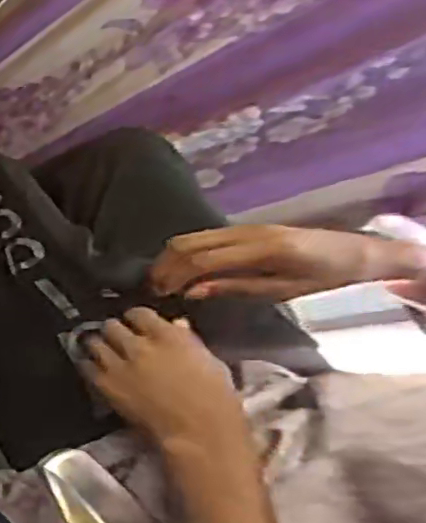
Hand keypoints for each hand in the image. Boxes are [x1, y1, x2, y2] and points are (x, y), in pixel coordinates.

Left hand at [83, 308, 248, 451]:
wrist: (196, 427)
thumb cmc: (214, 395)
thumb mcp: (207, 360)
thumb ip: (185, 340)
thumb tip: (173, 324)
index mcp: (170, 337)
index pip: (139, 313)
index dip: (135, 317)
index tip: (135, 322)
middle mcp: (139, 346)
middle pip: (111, 326)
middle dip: (113, 329)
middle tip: (117, 336)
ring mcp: (117, 364)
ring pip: (94, 342)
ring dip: (98, 344)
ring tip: (103, 349)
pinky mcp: (102, 381)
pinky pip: (84, 364)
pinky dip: (88, 362)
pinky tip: (95, 366)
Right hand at [150, 224, 425, 300]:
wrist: (365, 253)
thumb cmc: (328, 277)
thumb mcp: (284, 290)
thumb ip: (236, 288)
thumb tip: (191, 292)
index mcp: (263, 250)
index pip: (201, 260)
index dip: (173, 277)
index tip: (161, 294)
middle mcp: (248, 233)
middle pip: (186, 244)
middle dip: (163, 267)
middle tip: (156, 288)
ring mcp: (244, 227)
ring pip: (188, 238)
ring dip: (168, 259)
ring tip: (166, 279)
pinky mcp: (243, 228)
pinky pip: (200, 236)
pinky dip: (182, 252)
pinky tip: (183, 268)